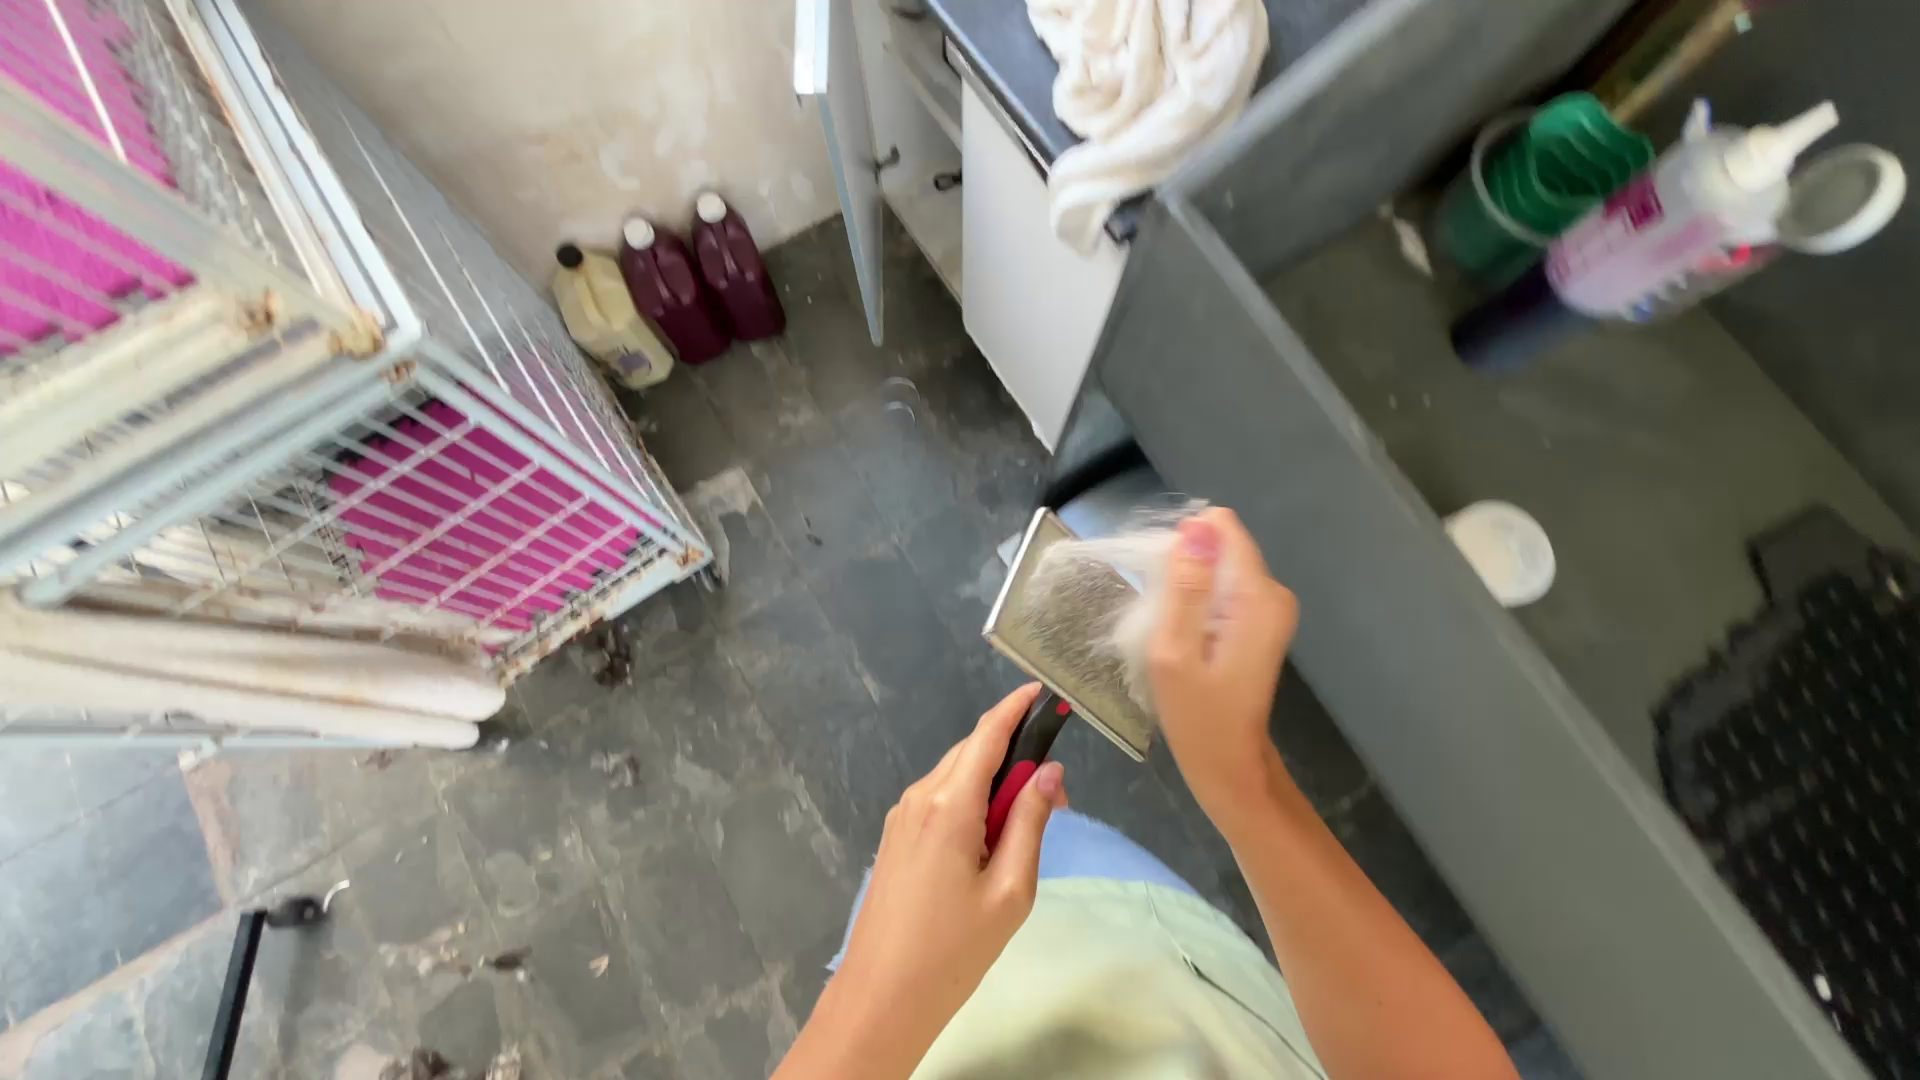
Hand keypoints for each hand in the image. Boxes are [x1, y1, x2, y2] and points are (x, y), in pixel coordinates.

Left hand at [833, 683, 1066, 1037]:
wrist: (881, 996)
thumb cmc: (954, 949)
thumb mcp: (1010, 889)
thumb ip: (1031, 822)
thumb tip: (1049, 772)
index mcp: (950, 804)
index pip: (987, 735)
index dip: (1015, 708)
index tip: (1041, 691)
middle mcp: (920, 795)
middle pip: (972, 752)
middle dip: (1014, 757)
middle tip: (1054, 796)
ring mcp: (901, 814)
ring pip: (956, 775)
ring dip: (992, 783)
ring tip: (1024, 827)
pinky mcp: (895, 833)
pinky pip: (939, 797)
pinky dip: (970, 800)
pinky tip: (988, 839)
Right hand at [1148, 507, 1299, 822]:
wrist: (1227, 762)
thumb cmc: (1196, 714)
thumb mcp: (1174, 651)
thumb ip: (1185, 587)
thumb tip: (1196, 528)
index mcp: (1257, 597)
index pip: (1221, 528)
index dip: (1183, 544)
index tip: (1161, 582)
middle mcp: (1273, 593)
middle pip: (1219, 546)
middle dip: (1183, 569)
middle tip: (1162, 618)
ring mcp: (1269, 607)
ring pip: (1218, 568)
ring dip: (1187, 589)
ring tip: (1171, 631)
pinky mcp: (1260, 620)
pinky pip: (1222, 589)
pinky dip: (1198, 604)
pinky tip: (1185, 638)